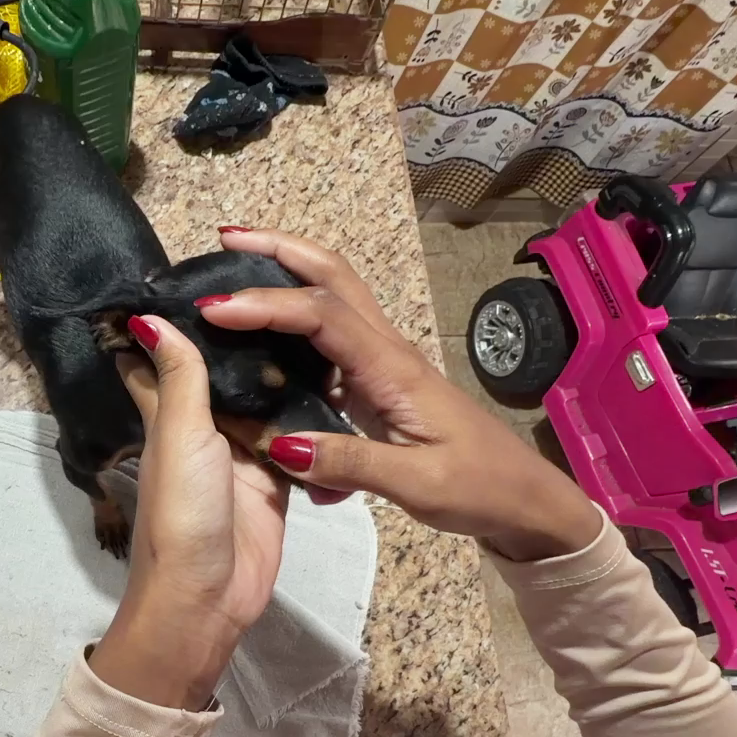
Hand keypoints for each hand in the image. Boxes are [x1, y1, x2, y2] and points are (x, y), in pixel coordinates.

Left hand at [89, 315, 289, 710]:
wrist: (211, 593)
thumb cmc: (184, 511)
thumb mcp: (178, 436)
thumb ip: (177, 379)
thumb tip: (147, 318)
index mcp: (168, 417)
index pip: (159, 360)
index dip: (160, 324)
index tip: (181, 276)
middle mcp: (202, 429)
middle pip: (217, 373)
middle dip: (236, 336)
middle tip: (271, 278)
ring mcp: (241, 453)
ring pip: (258, 400)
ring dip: (275, 368)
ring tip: (307, 311)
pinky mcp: (274, 476)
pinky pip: (290, 435)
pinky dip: (304, 411)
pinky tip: (329, 373)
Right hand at [200, 228, 602, 561]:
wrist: (522, 498)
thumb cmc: (478, 487)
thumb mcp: (417, 483)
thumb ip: (350, 463)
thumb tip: (281, 445)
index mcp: (392, 369)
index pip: (322, 315)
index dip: (267, 304)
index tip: (213, 309)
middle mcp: (386, 351)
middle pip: (333, 276)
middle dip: (279, 249)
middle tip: (225, 238)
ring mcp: (382, 363)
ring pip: (333, 295)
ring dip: (287, 270)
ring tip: (235, 268)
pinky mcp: (377, 382)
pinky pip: (329, 335)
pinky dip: (294, 315)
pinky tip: (265, 331)